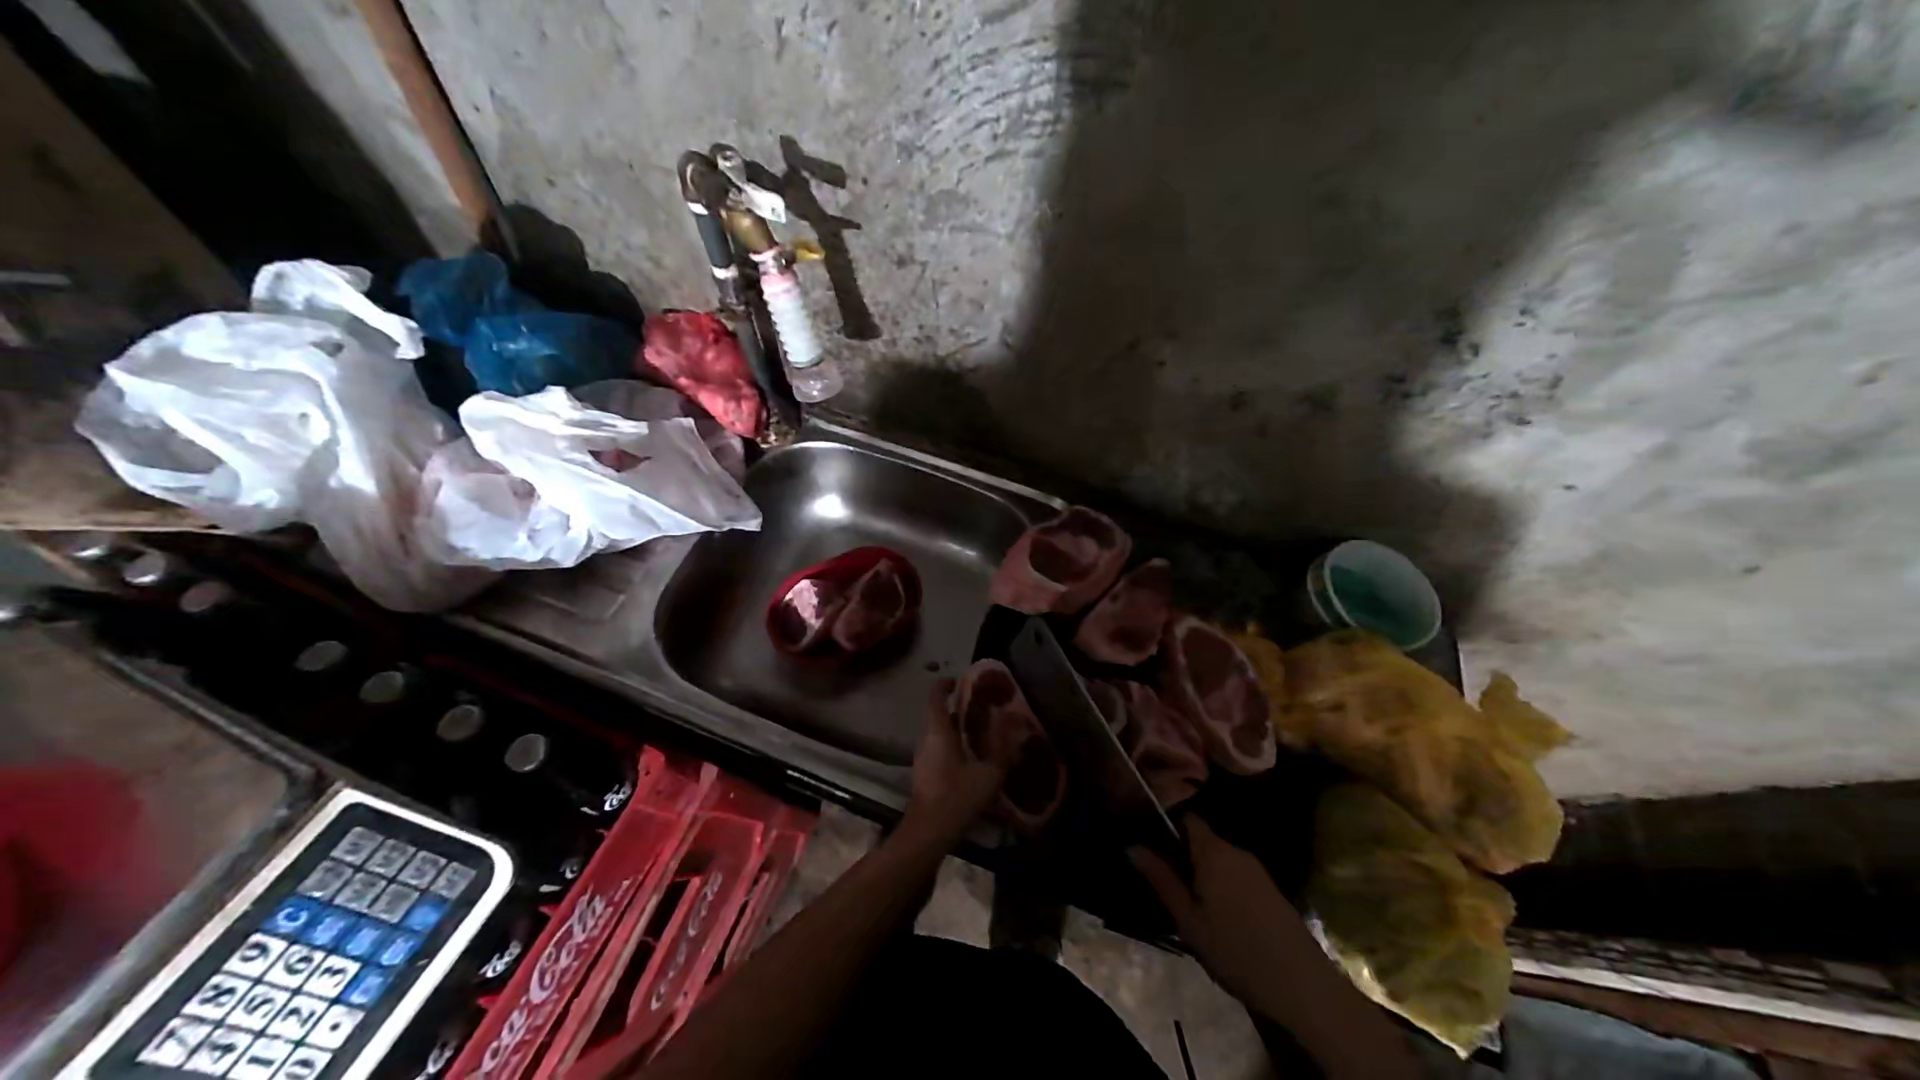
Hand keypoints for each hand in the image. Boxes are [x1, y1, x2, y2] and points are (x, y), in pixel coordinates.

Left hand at [902, 678, 1010, 845]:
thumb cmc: (958, 796)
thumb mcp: (989, 773)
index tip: (962, 682)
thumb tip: (1013, 721)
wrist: (929, 831)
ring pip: (938, 733)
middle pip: (938, 714)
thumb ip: (1003, 747)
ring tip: (981, 733)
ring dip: (956, 728)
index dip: (946, 684)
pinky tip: (971, 759)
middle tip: (983, 709)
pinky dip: (952, 745)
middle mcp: (926, 739)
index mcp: (938, 731)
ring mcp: (922, 756)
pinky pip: (937, 748)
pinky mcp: (923, 772)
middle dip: (958, 708)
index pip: (935, 696)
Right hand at [1131, 817, 1423, 1079]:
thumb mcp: (1188, 920)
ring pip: (1218, 858)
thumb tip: (1132, 845)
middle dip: (1180, 852)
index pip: (1186, 818)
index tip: (1147, 841)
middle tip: (1160, 878)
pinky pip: (1234, 873)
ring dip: (1200, 870)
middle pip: (1202, 838)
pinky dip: (1219, 882)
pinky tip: (1213, 910)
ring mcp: (1257, 870)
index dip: (1164, 824)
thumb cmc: (1236, 950)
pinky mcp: (1270, 889)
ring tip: (1183, 897)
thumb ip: (1161, 879)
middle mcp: (1237, 851)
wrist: (1303, 986)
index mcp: (1214, 852)